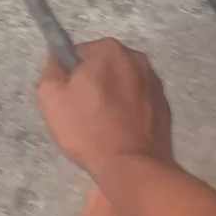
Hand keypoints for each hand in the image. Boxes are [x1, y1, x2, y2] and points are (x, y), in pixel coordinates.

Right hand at [35, 38, 172, 172]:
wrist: (131, 166)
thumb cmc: (87, 129)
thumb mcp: (50, 97)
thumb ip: (51, 69)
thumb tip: (58, 59)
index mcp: (109, 49)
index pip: (78, 54)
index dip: (69, 77)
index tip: (68, 99)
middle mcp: (136, 58)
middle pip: (103, 67)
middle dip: (92, 85)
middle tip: (82, 114)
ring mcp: (155, 82)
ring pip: (122, 85)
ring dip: (112, 98)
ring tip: (102, 126)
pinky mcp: (164, 105)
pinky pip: (138, 102)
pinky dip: (128, 112)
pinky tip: (120, 131)